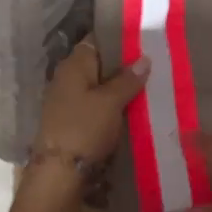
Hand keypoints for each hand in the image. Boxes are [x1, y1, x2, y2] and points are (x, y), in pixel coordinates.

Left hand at [34, 40, 147, 163]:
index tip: (142, 41)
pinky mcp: (70, 120)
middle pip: (98, 64)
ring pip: (98, 86)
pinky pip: (95, 104)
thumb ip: (127, 80)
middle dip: (122, 66)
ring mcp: (66, 100)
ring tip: (147, 87)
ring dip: (118, 88)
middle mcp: (66, 77)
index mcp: (74, 65)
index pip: (96, 41)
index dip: (118, 40)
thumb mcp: (111, 102)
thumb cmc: (84, 128)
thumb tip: (144, 58)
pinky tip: (130, 109)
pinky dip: (111, 105)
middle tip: (152, 66)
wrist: (59, 171)